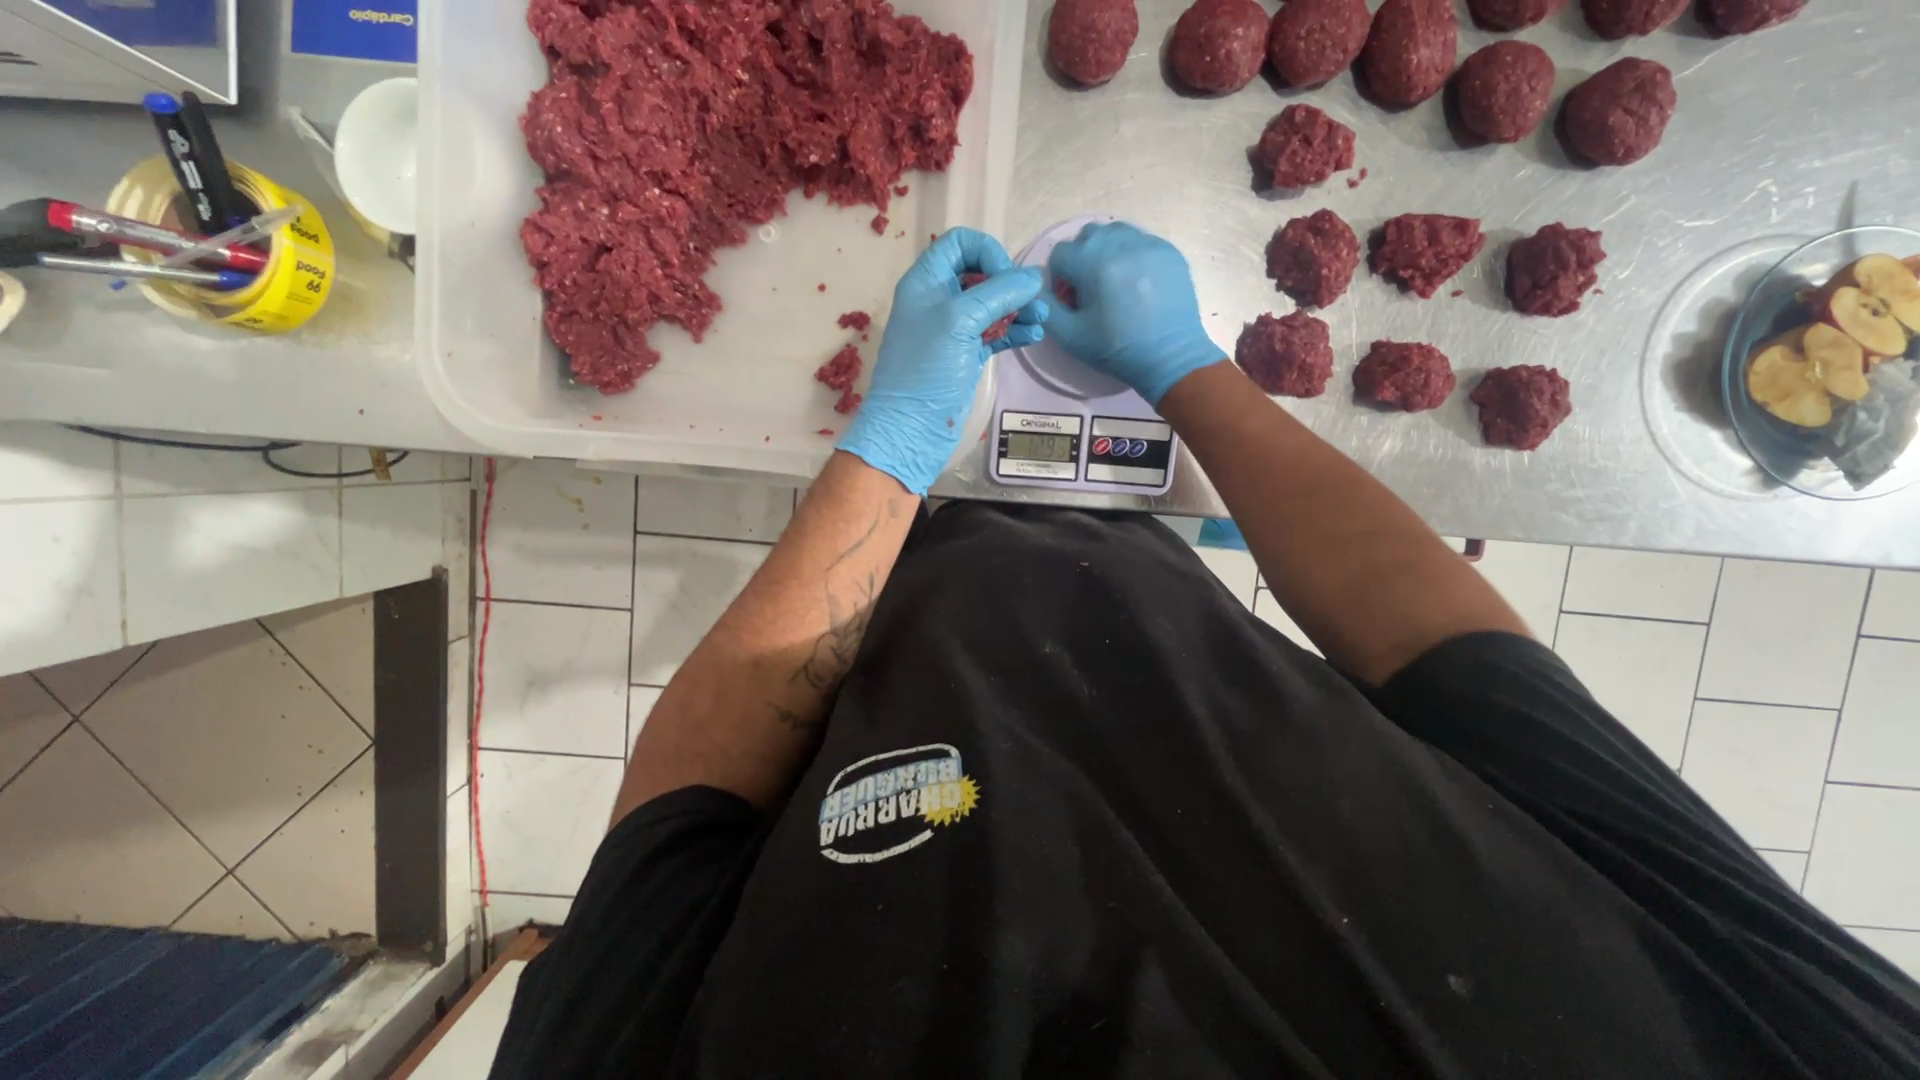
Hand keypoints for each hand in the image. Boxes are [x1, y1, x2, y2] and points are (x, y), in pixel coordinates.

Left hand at [839, 228, 1045, 494]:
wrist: (910, 428)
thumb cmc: (927, 369)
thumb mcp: (960, 321)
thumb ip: (998, 293)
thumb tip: (1033, 277)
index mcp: (926, 282)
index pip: (960, 244)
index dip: (988, 252)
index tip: (1006, 278)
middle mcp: (937, 300)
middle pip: (980, 272)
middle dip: (1009, 283)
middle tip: (1032, 301)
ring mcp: (952, 329)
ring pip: (991, 304)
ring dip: (1018, 307)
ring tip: (1041, 320)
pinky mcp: (965, 354)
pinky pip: (994, 332)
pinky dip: (1014, 330)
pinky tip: (1033, 336)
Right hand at [1044, 222, 1226, 404]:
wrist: (1169, 357)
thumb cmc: (1116, 349)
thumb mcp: (1070, 336)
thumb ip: (1046, 308)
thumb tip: (1037, 290)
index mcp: (1093, 264)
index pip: (1060, 253)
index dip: (1058, 277)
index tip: (1069, 298)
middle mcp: (1120, 244)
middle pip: (1088, 236)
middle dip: (1082, 258)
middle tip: (1090, 287)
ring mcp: (1148, 244)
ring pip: (1116, 233)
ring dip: (1106, 250)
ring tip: (1113, 280)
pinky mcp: (1169, 251)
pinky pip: (1141, 241)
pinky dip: (1132, 255)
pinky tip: (1137, 282)